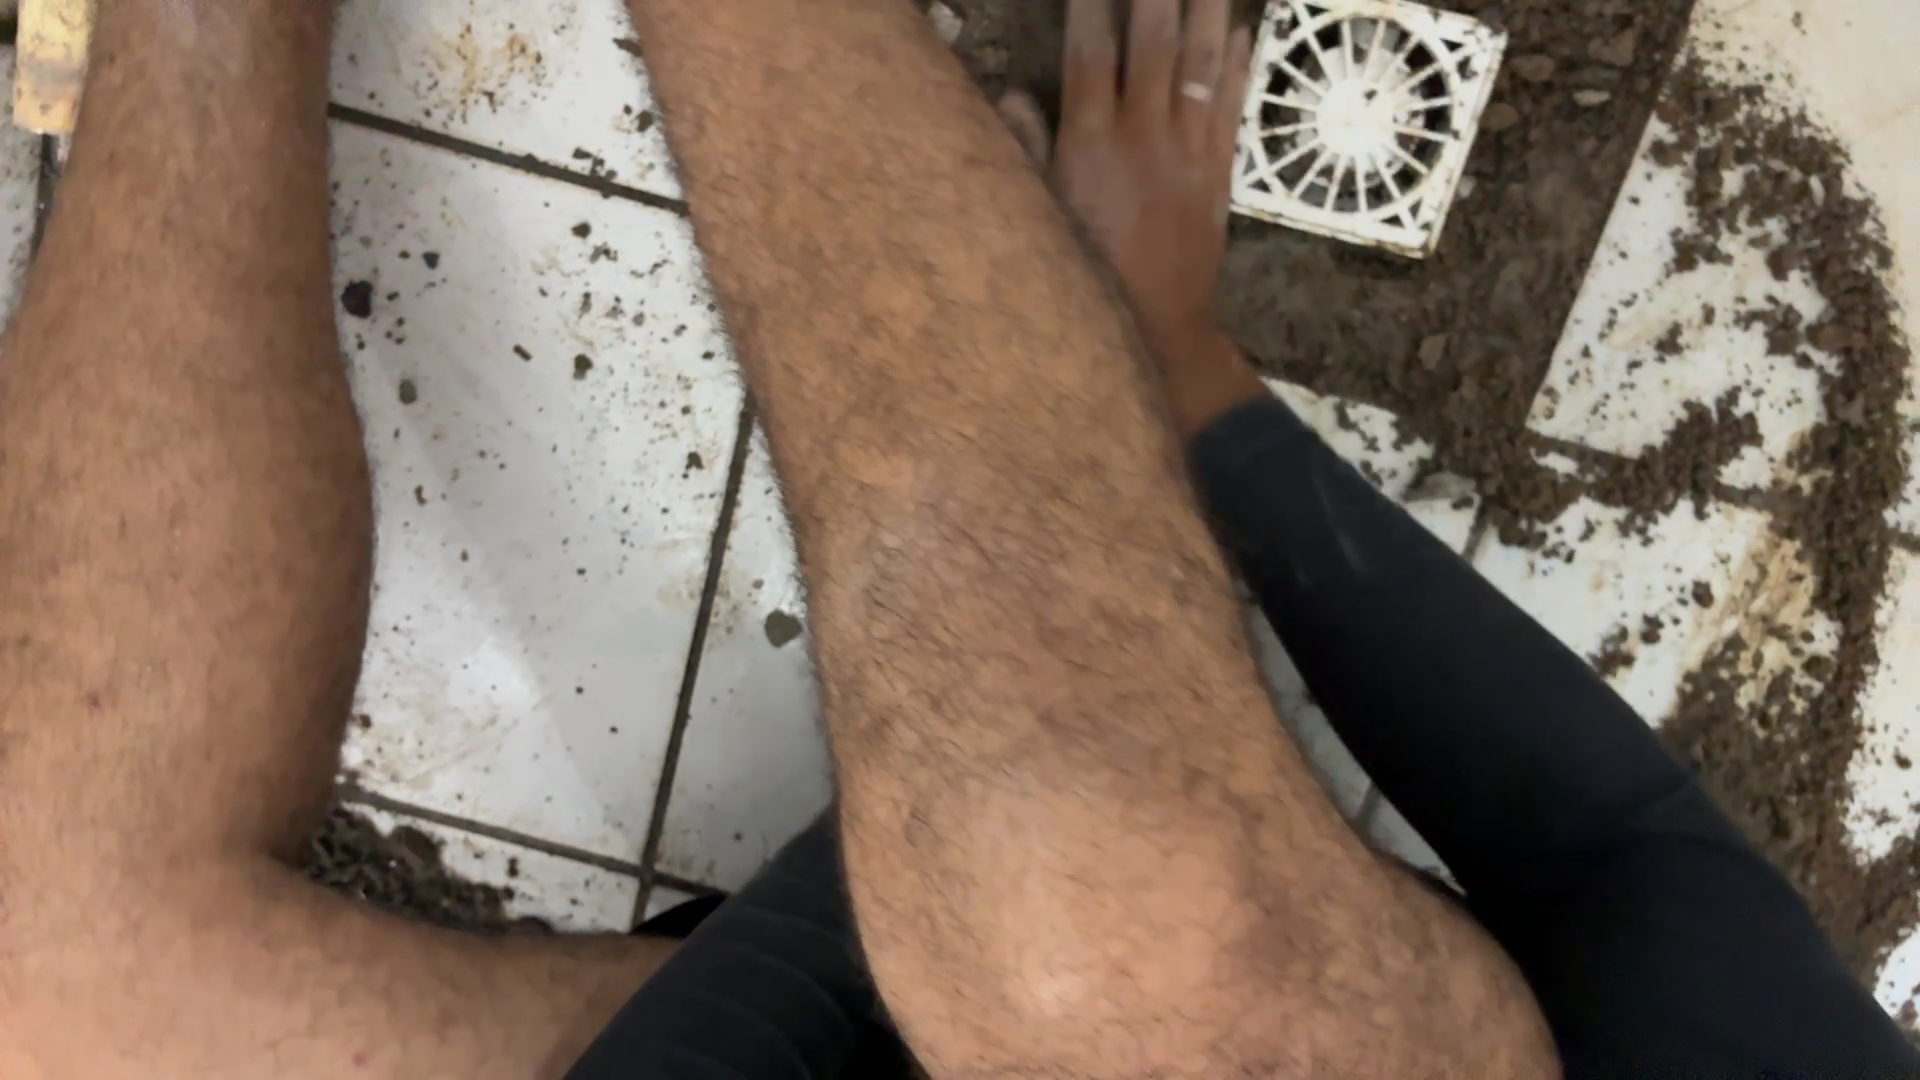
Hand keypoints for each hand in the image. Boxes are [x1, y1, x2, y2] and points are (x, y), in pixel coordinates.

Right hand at [1000, 0, 1250, 356]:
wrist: (1156, 320)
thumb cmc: (1090, 273)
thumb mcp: (1046, 219)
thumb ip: (1029, 154)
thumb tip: (1011, 97)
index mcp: (1091, 144)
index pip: (1089, 53)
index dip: (1090, 4)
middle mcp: (1142, 132)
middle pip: (1152, 40)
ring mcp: (1188, 148)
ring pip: (1200, 61)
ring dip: (1205, 7)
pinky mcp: (1219, 169)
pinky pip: (1231, 104)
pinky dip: (1237, 65)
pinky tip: (1241, 31)